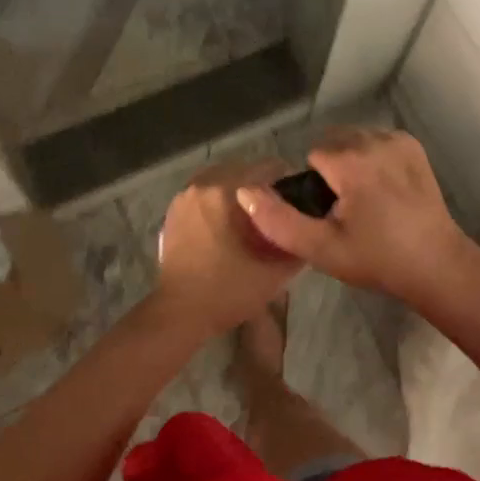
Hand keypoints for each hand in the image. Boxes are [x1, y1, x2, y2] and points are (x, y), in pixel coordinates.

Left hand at [151, 158, 302, 333]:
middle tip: (274, 209)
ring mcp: (184, 196)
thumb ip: (296, 245)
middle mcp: (203, 185)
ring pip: (220, 178)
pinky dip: (218, 198)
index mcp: (226, 193)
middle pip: (242, 169)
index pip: (266, 168)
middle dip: (261, 184)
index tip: (295, 199)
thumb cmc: (228, 292)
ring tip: (251, 215)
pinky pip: (203, 191)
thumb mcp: (275, 273)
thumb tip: (306, 227)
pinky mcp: (173, 210)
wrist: (181, 312)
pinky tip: (227, 221)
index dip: (286, 181)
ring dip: (238, 189)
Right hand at [236, 128, 474, 304]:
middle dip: (333, 170)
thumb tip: (245, 191)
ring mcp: (398, 141)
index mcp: (351, 160)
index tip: (331, 215)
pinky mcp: (413, 147)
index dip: (315, 186)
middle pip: (333, 142)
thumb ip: (278, 220)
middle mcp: (374, 140)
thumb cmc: (376, 259)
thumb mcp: (321, 248)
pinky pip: (377, 141)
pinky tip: (384, 189)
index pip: (312, 156)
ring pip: (354, 139)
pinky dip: (373, 158)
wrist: (436, 265)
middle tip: (348, 211)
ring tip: (366, 201)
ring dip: (352, 161)